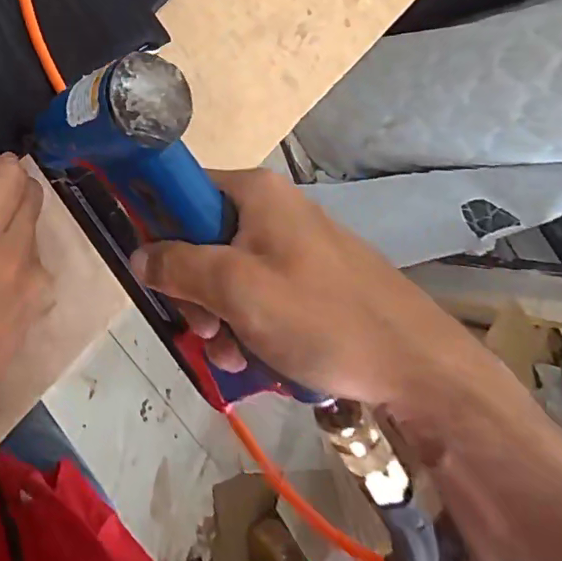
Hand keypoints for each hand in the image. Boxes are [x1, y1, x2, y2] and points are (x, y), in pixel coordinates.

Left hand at [0, 150, 53, 404]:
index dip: (25, 213)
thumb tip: (11, 281)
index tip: (16, 205)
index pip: (37, 233)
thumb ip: (13, 304)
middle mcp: (17, 255)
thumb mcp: (2, 344)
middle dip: (17, 181)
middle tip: (5, 169)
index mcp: (35, 290)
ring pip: (2, 183)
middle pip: (26, 200)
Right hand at [131, 169, 484, 406]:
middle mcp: (270, 209)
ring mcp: (291, 246)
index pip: (180, 188)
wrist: (423, 372)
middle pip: (198, 238)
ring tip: (232, 352)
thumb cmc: (323, 317)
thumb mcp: (236, 289)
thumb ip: (177, 266)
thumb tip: (138, 256)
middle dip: (192, 288)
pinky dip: (245, 324)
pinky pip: (255, 293)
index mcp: (253, 192)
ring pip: (224, 273)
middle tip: (203, 327)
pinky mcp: (308, 280)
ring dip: (216, 316)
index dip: (156, 225)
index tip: (152, 269)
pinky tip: (254, 356)